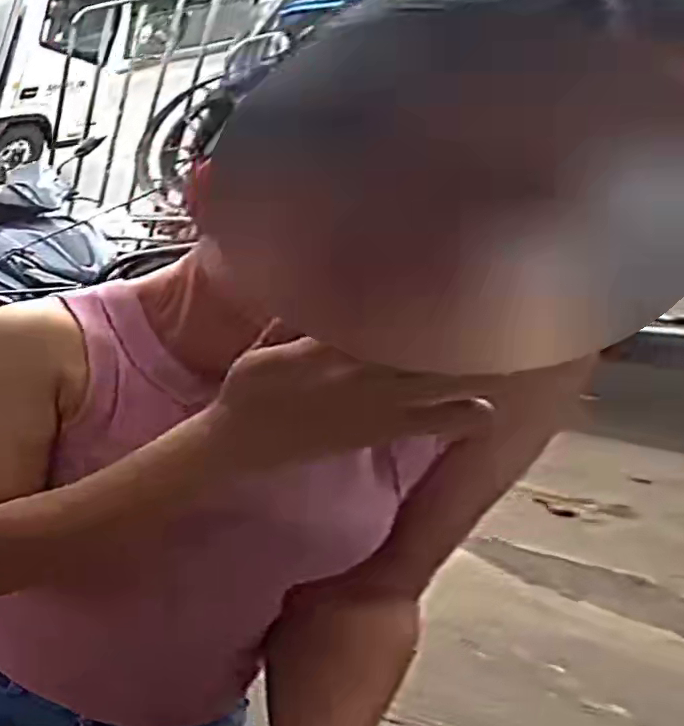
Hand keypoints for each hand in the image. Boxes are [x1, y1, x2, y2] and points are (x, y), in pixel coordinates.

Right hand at [204, 322, 494, 469]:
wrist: (241, 442)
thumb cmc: (246, 394)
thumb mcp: (260, 352)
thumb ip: (292, 325)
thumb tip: (322, 294)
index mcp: (326, 347)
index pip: (394, 314)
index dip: (431, 296)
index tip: (450, 282)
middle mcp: (363, 371)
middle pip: (446, 341)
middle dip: (471, 326)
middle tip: (484, 315)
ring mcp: (385, 401)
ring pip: (469, 375)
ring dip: (482, 363)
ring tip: (482, 353)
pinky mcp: (395, 428)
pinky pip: (465, 416)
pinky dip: (474, 407)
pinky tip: (461, 399)